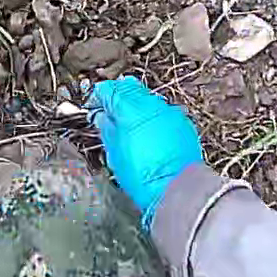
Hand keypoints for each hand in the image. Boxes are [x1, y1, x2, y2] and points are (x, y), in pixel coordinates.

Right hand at [90, 76, 203, 225]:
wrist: (176, 188)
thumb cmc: (143, 175)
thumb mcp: (114, 153)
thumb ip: (106, 128)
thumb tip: (102, 117)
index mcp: (129, 108)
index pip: (109, 89)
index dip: (99, 97)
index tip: (95, 107)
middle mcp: (150, 104)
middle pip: (129, 87)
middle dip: (118, 97)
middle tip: (110, 114)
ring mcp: (168, 111)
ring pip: (147, 97)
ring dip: (136, 106)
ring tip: (129, 126)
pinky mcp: (181, 122)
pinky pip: (162, 111)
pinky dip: (153, 116)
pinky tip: (149, 133)